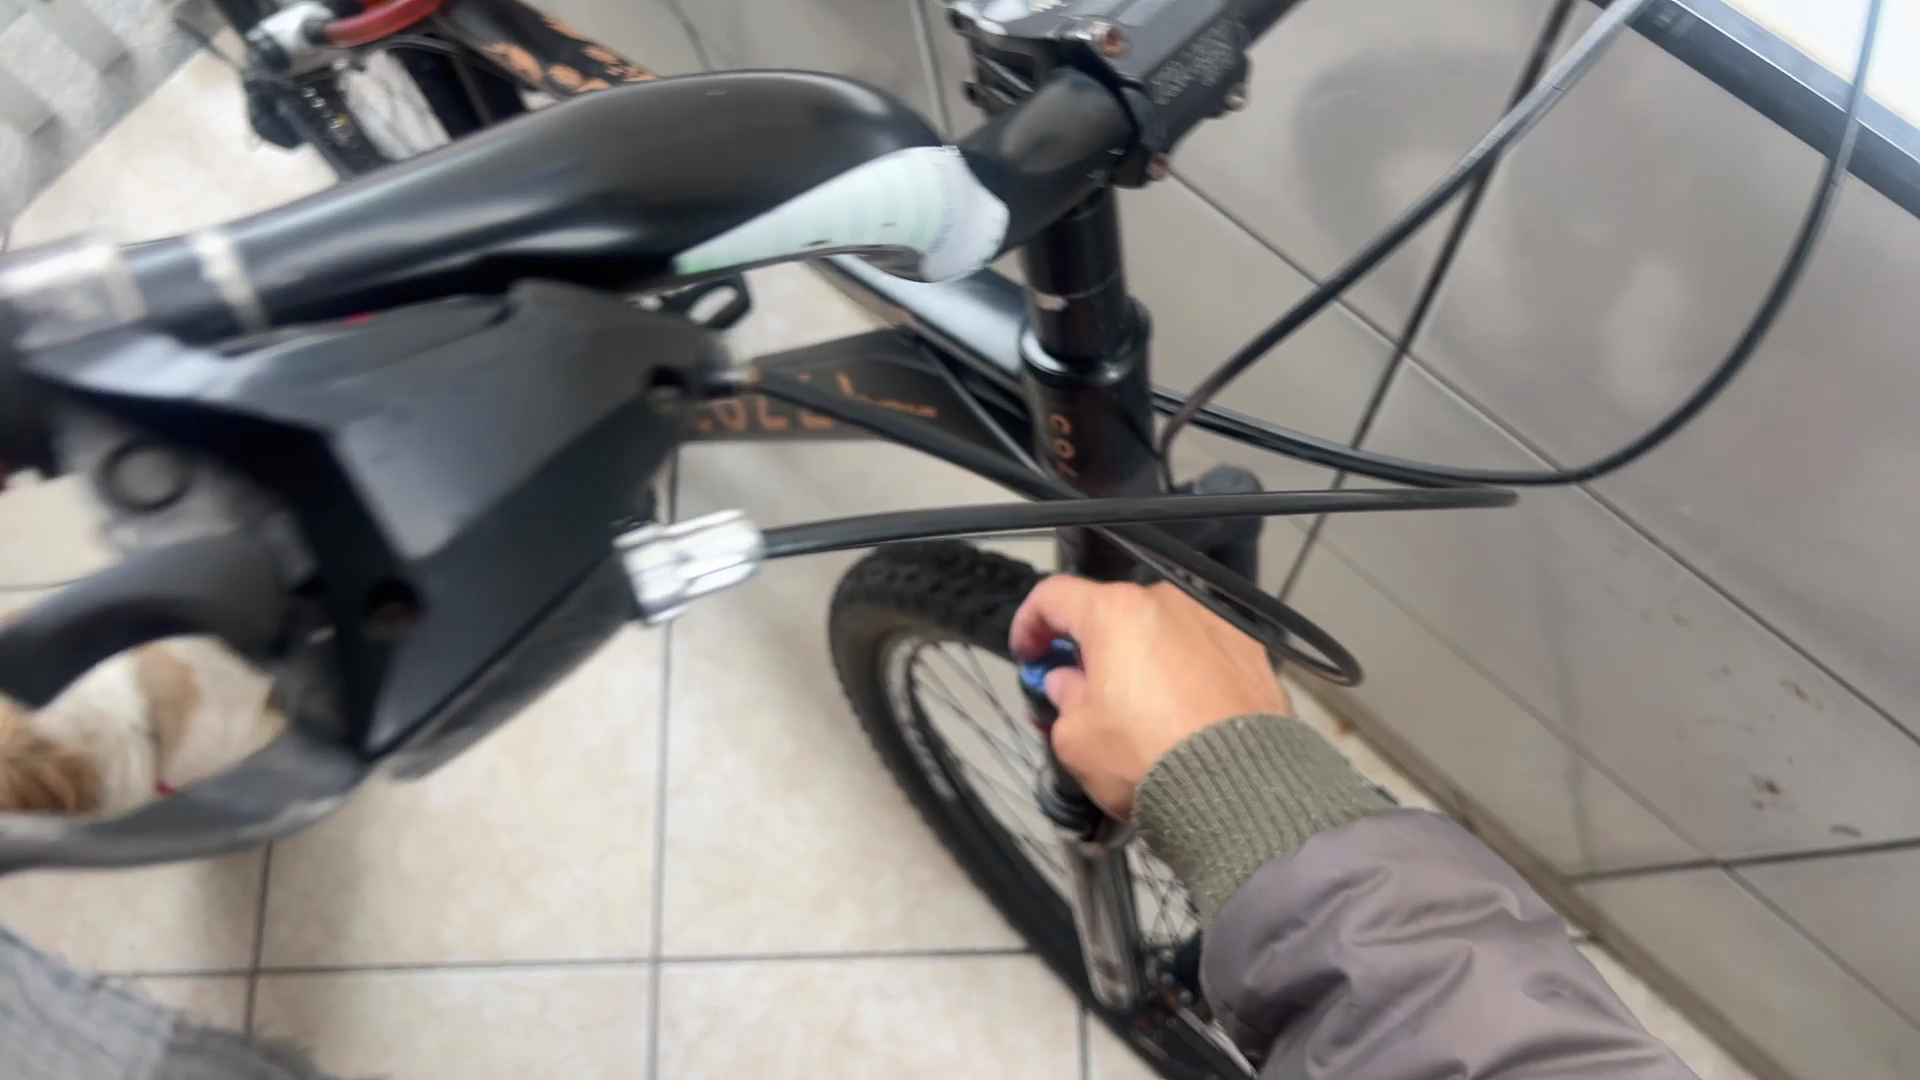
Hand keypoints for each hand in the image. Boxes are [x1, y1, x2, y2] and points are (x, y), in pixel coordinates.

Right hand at [1009, 576, 1289, 818]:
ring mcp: (1213, 622)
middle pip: (1108, 613)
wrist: (1243, 789)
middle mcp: (1165, 602)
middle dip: (1087, 647)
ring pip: (1156, 630)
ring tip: (1134, 706)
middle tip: (1077, 688)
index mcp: (1114, 612)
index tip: (1027, 653)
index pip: (1053, 596)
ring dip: (1136, 657)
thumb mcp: (1075, 738)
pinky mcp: (1250, 650)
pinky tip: (1179, 711)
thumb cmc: (1148, 755)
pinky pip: (1199, 650)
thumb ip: (1063, 699)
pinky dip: (1180, 670)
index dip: (1029, 623)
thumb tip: (1070, 684)